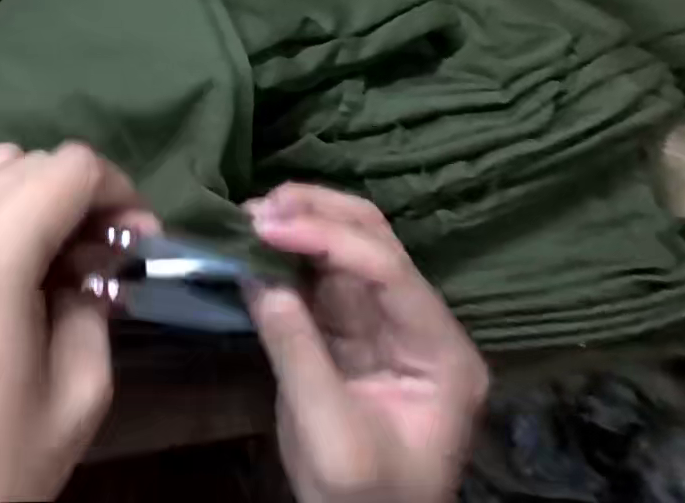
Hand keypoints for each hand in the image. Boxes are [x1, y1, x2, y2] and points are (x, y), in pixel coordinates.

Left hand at [0, 142, 157, 502]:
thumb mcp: (74, 394)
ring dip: (38, 189)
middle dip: (81, 190)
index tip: (139, 236)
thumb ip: (94, 303)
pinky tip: (14, 249)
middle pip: (30, 159)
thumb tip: (99, 257)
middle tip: (109, 246)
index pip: (68, 169)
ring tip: (62, 247)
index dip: (117, 188)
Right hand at [243, 184, 487, 502]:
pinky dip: (281, 243)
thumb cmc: (363, 495)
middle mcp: (414, 319)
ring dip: (296, 216)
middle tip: (256, 211)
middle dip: (314, 210)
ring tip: (246, 217)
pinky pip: (312, 263)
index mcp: (438, 351)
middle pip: (372, 235)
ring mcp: (376, 314)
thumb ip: (297, 352)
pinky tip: (249, 238)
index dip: (326, 238)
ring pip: (342, 236)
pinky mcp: (339, 317)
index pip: (388, 269)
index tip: (265, 229)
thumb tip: (257, 275)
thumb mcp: (332, 437)